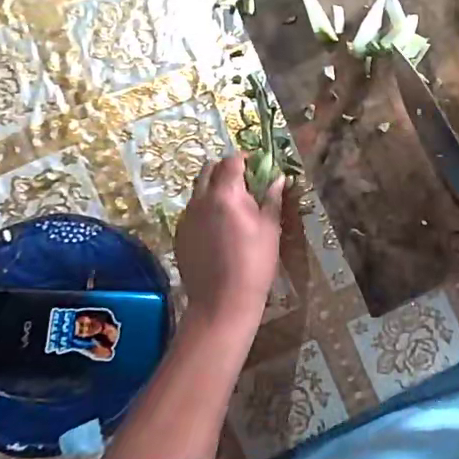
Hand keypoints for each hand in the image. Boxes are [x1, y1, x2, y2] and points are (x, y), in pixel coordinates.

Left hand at [173, 151, 285, 334]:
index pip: (231, 161)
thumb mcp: (271, 228)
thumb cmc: (255, 262)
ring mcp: (187, 218)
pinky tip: (222, 228)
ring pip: (199, 190)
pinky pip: (194, 211)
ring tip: (237, 206)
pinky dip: (208, 208)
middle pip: (209, 170)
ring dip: (216, 188)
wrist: (222, 301)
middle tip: (248, 181)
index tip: (260, 164)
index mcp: (226, 195)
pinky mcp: (180, 234)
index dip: (246, 158)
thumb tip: (278, 178)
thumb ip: (272, 199)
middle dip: (227, 169)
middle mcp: (201, 200)